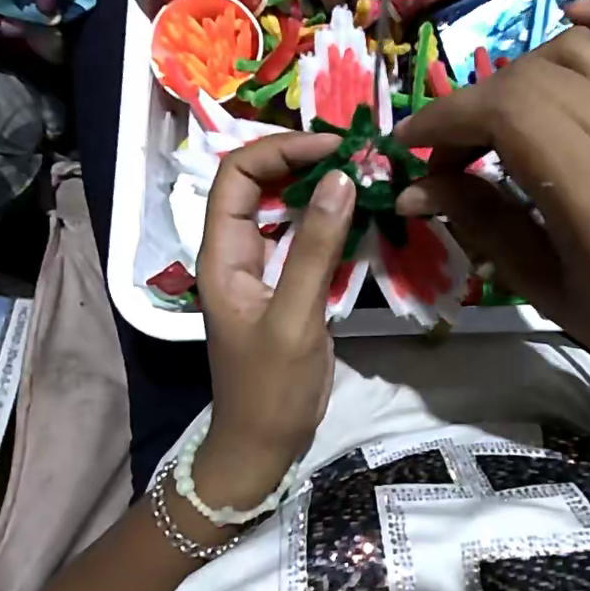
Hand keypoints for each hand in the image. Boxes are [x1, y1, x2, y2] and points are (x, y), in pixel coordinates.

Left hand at [196, 133, 354, 504]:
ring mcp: (262, 268)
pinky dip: (332, 222)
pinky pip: (305, 239)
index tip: (335, 147)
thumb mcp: (295, 317)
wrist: (264, 443)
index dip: (281, 149)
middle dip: (306, 161)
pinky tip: (362, 218)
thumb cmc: (271, 387)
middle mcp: (238, 251)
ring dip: (322, 189)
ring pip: (286, 209)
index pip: (238, 174)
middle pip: (261, 183)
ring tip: (367, 178)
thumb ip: (315, 249)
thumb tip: (342, 179)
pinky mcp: (286, 286)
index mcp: (222, 253)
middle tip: (359, 158)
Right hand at [394, 0, 589, 400]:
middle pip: (536, 79)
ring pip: (580, 52)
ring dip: (520, 74)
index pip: (511, 114)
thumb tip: (411, 190)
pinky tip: (579, 15)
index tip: (410, 142)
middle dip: (472, 105)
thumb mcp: (536, 282)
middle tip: (449, 153)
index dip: (448, 117)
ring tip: (499, 118)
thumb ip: (476, 221)